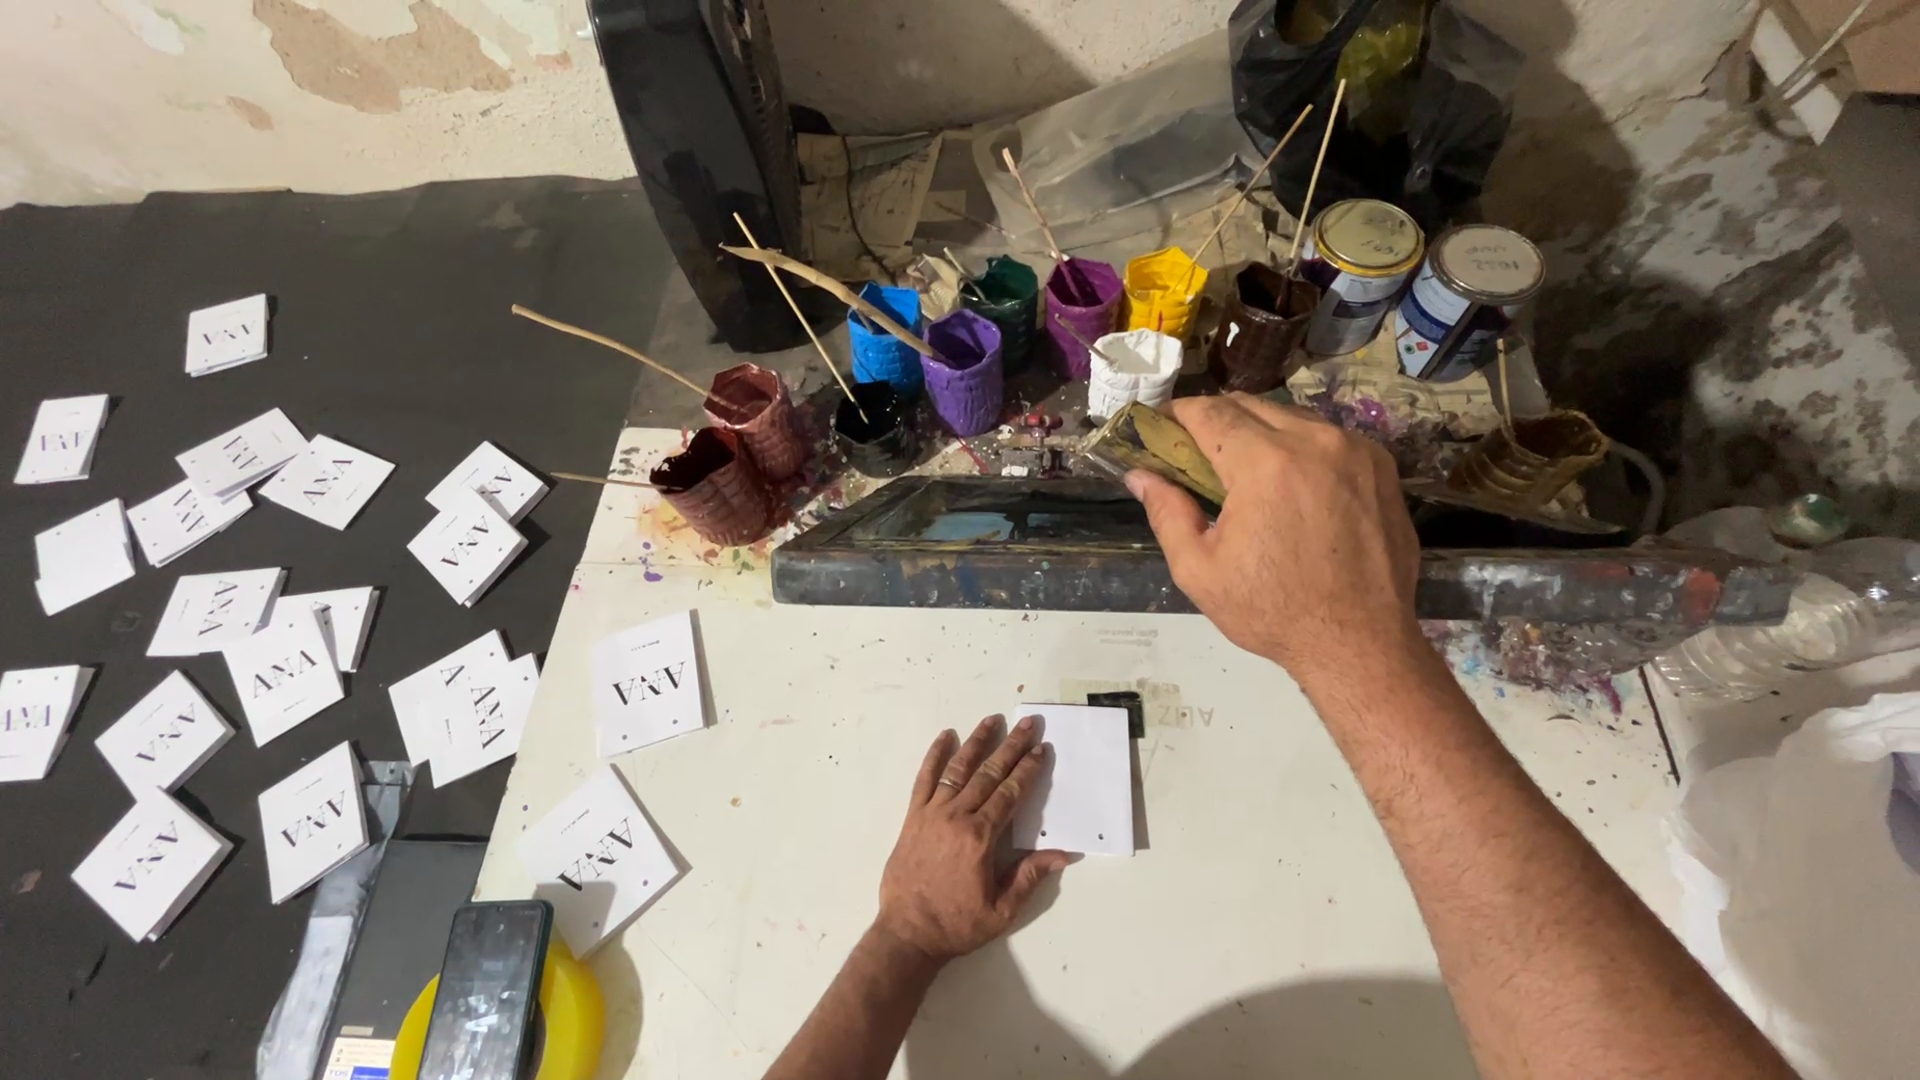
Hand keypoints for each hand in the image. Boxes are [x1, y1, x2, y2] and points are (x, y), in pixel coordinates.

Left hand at [873, 715, 1069, 964]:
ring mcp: (932, 813)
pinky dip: (935, 755)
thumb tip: (1065, 854)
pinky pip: (925, 778)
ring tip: (993, 719)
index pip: (1011, 793)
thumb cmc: (957, 925)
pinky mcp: (912, 816)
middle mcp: (957, 817)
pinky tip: (946, 736)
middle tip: (1028, 724)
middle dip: (1011, 746)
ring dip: (977, 742)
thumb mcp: (1002, 910)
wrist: (907, 933)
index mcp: (981, 837)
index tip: (1041, 749)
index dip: (1028, 769)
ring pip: (958, 768)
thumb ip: (1030, 877)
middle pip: (989, 773)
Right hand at [1126, 393, 1421, 681]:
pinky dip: (1298, 447)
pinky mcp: (1380, 466)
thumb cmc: (1271, 610)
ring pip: (1290, 417)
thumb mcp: (1199, 570)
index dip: (1178, 413)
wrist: (1359, 642)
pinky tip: (1288, 484)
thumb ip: (1166, 513)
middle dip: (1215, 420)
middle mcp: (1314, 442)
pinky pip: (1327, 437)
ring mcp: (1355, 450)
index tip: (1159, 426)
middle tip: (1193, 451)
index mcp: (1265, 464)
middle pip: (1249, 405)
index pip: (1210, 413)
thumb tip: (1140, 475)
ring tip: (1241, 470)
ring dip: (1257, 431)